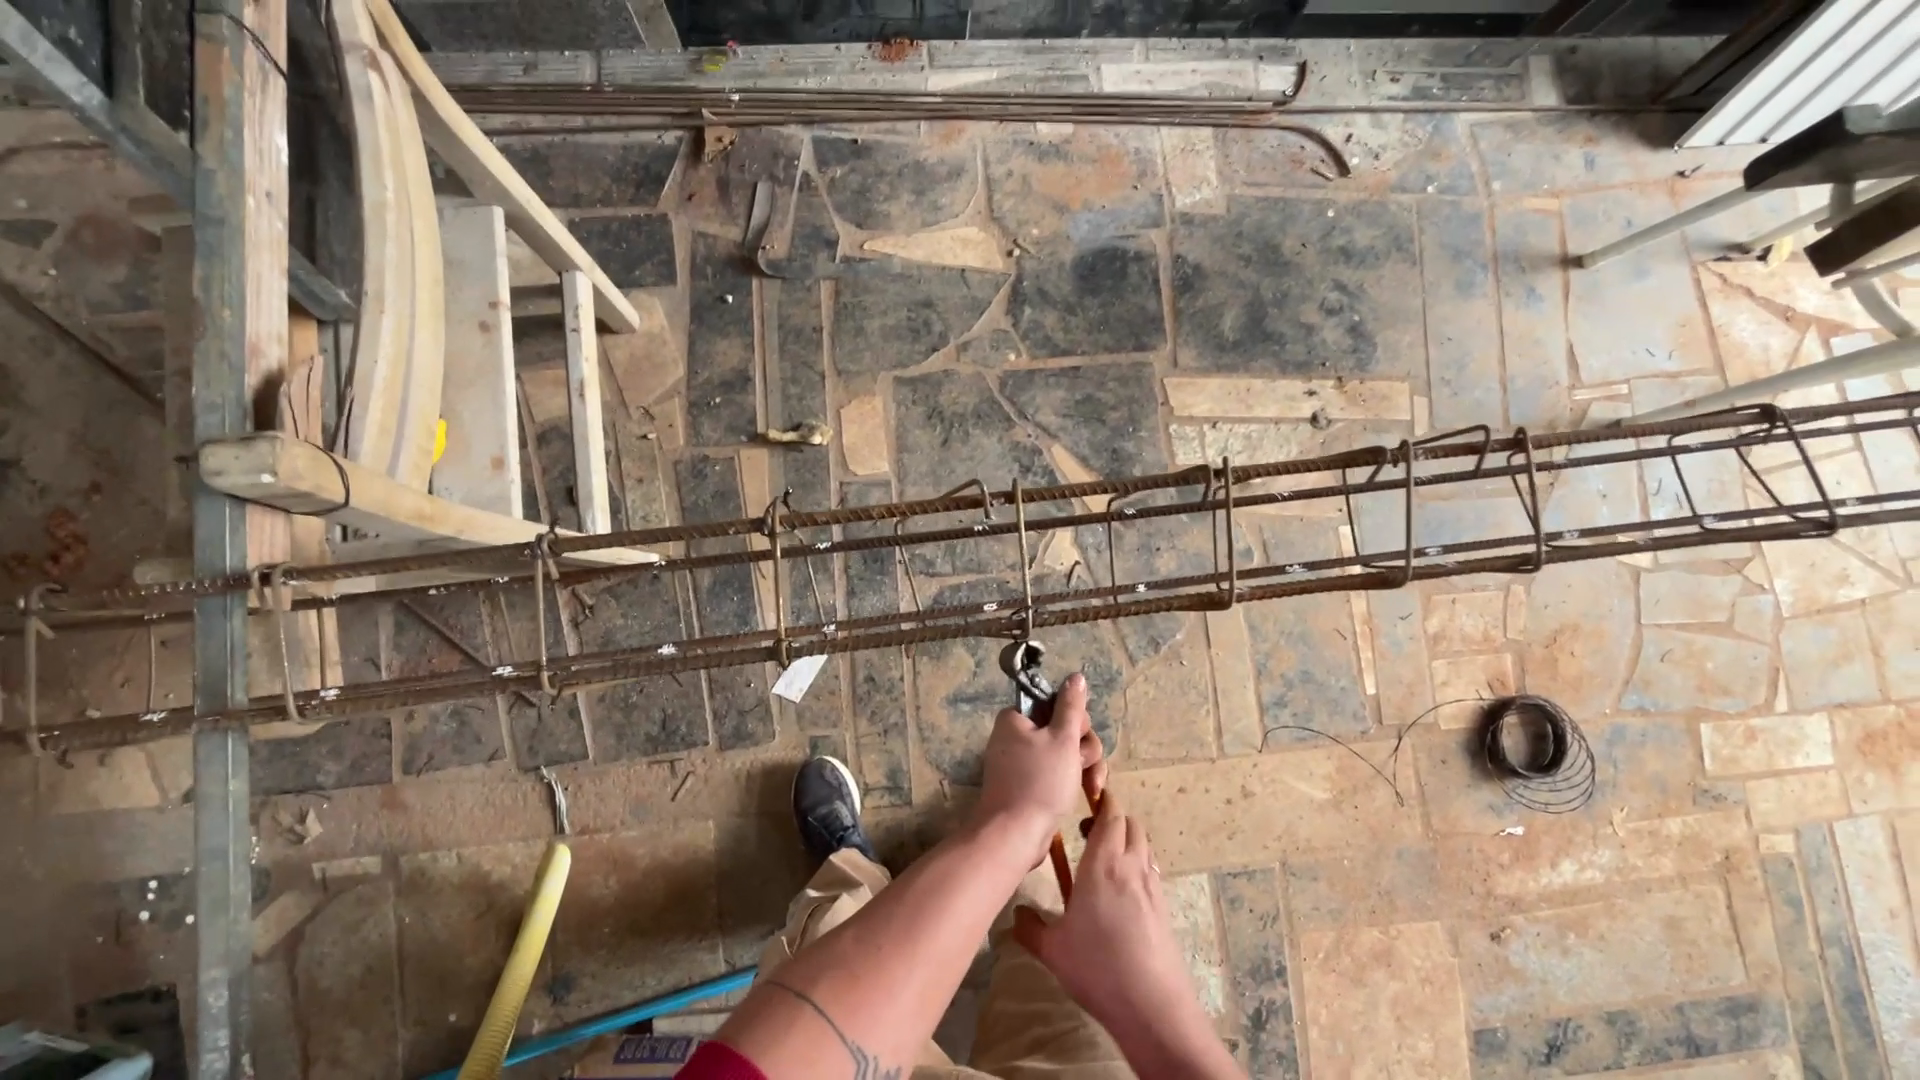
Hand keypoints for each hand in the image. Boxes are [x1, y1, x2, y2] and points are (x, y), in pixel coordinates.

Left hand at [975, 672, 1102, 863]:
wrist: (1016, 834)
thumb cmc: (1039, 781)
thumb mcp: (1062, 739)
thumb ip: (1071, 707)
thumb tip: (1075, 677)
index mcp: (1017, 718)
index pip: (1055, 703)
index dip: (1074, 720)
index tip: (1077, 736)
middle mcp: (1017, 736)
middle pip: (1064, 727)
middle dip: (1082, 746)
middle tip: (1081, 762)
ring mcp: (1023, 762)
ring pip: (1066, 751)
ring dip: (1084, 764)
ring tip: (1089, 785)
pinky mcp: (1031, 784)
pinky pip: (1058, 771)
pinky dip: (1073, 779)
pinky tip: (1088, 793)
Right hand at [1012, 794, 1208, 1040]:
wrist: (1153, 1008)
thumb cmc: (1098, 969)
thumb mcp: (1053, 950)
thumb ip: (1030, 927)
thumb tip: (1014, 913)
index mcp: (1104, 865)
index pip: (1110, 816)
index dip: (1102, 802)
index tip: (1087, 798)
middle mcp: (1132, 868)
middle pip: (1131, 825)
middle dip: (1113, 820)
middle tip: (1088, 833)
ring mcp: (1153, 889)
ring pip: (1145, 848)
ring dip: (1128, 843)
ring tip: (1104, 862)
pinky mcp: (1164, 911)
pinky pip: (1151, 873)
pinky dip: (1138, 869)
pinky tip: (1120, 895)